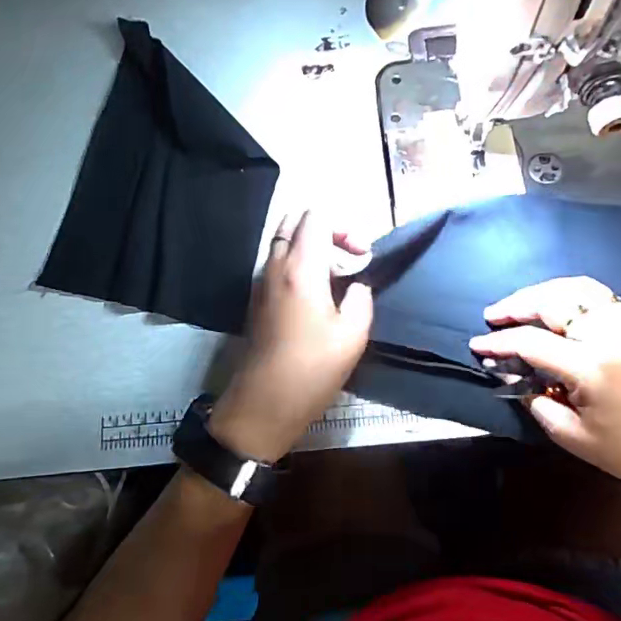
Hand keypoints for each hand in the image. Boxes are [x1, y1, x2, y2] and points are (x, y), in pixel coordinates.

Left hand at [211, 210, 373, 462]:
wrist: (265, 402)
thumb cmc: (313, 369)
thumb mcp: (354, 335)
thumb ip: (361, 298)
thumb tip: (356, 285)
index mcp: (301, 269)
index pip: (316, 218)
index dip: (344, 227)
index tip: (362, 256)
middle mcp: (276, 267)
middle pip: (295, 222)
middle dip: (326, 230)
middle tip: (350, 258)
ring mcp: (262, 282)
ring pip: (285, 243)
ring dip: (312, 248)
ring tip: (338, 278)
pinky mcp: (258, 300)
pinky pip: (278, 264)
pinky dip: (299, 264)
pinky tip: (318, 296)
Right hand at [467, 277, 620, 528]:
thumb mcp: (573, 437)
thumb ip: (536, 401)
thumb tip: (513, 375)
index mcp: (594, 368)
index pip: (532, 341)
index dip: (499, 342)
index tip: (479, 345)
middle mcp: (619, 335)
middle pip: (558, 299)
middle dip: (520, 303)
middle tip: (497, 313)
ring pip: (588, 292)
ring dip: (553, 296)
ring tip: (530, 306)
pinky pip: (617, 309)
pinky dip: (590, 313)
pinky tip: (578, 327)